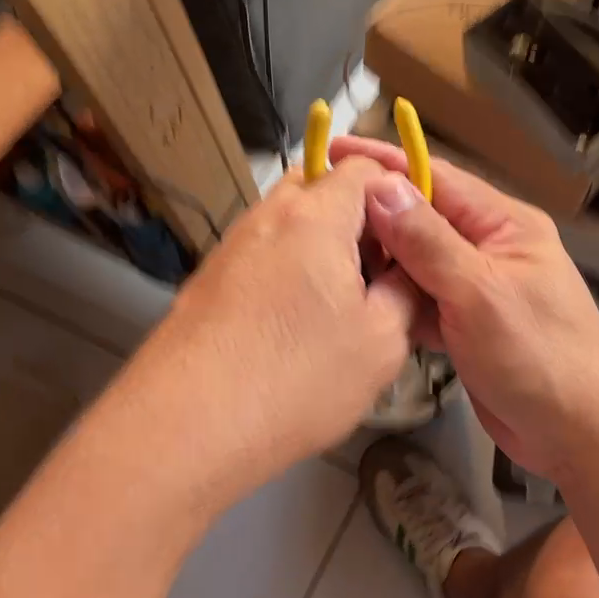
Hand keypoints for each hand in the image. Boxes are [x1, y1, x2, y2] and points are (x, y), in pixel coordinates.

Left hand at [147, 157, 422, 494]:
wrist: (183, 429)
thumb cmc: (297, 379)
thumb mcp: (382, 342)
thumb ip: (406, 291)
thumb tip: (408, 267)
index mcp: (316, 216)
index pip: (363, 168)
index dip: (398, 193)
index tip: (415, 238)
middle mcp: (267, 217)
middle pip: (319, 186)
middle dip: (357, 215)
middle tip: (380, 269)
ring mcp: (230, 248)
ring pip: (288, 222)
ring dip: (322, 244)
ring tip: (341, 304)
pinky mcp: (207, 281)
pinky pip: (263, 254)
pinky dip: (289, 269)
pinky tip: (296, 325)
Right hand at [329, 137, 598, 477]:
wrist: (578, 432)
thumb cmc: (537, 356)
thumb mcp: (480, 292)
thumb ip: (428, 241)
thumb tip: (380, 186)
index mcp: (504, 224)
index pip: (437, 178)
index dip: (384, 165)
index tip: (333, 153)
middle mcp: (492, 247)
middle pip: (425, 219)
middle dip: (376, 213)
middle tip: (316, 209)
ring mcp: (480, 288)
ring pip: (420, 262)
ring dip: (382, 260)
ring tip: (325, 253)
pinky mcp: (469, 326)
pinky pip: (425, 300)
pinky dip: (397, 300)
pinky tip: (360, 301)